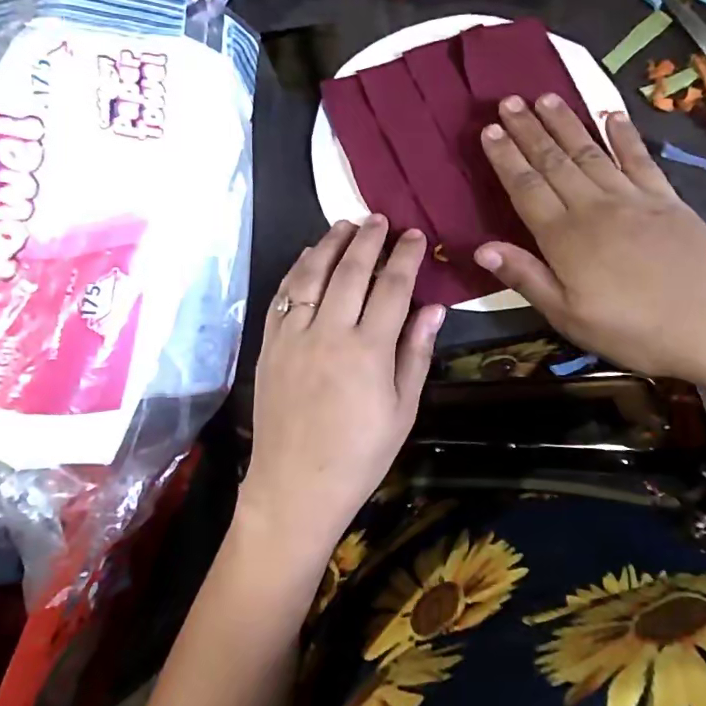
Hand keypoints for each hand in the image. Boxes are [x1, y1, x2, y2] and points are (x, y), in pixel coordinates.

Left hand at [243, 217, 445, 555]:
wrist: (296, 487)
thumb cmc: (361, 454)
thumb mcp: (403, 409)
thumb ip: (416, 353)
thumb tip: (434, 307)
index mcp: (369, 350)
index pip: (392, 286)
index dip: (405, 256)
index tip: (415, 235)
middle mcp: (329, 333)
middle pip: (351, 271)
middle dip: (369, 239)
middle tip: (381, 218)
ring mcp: (294, 337)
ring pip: (312, 275)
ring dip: (330, 244)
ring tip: (345, 224)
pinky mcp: (270, 346)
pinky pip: (283, 296)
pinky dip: (297, 270)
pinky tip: (308, 257)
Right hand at [475, 95, 705, 392]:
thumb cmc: (637, 331)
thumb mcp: (570, 317)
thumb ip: (527, 278)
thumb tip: (481, 248)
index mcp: (565, 238)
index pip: (526, 188)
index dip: (505, 158)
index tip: (488, 130)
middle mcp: (595, 207)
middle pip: (554, 161)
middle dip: (529, 130)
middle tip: (508, 101)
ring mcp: (633, 198)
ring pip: (591, 151)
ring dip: (567, 123)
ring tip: (546, 97)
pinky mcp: (667, 200)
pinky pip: (638, 158)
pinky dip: (623, 135)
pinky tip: (612, 116)